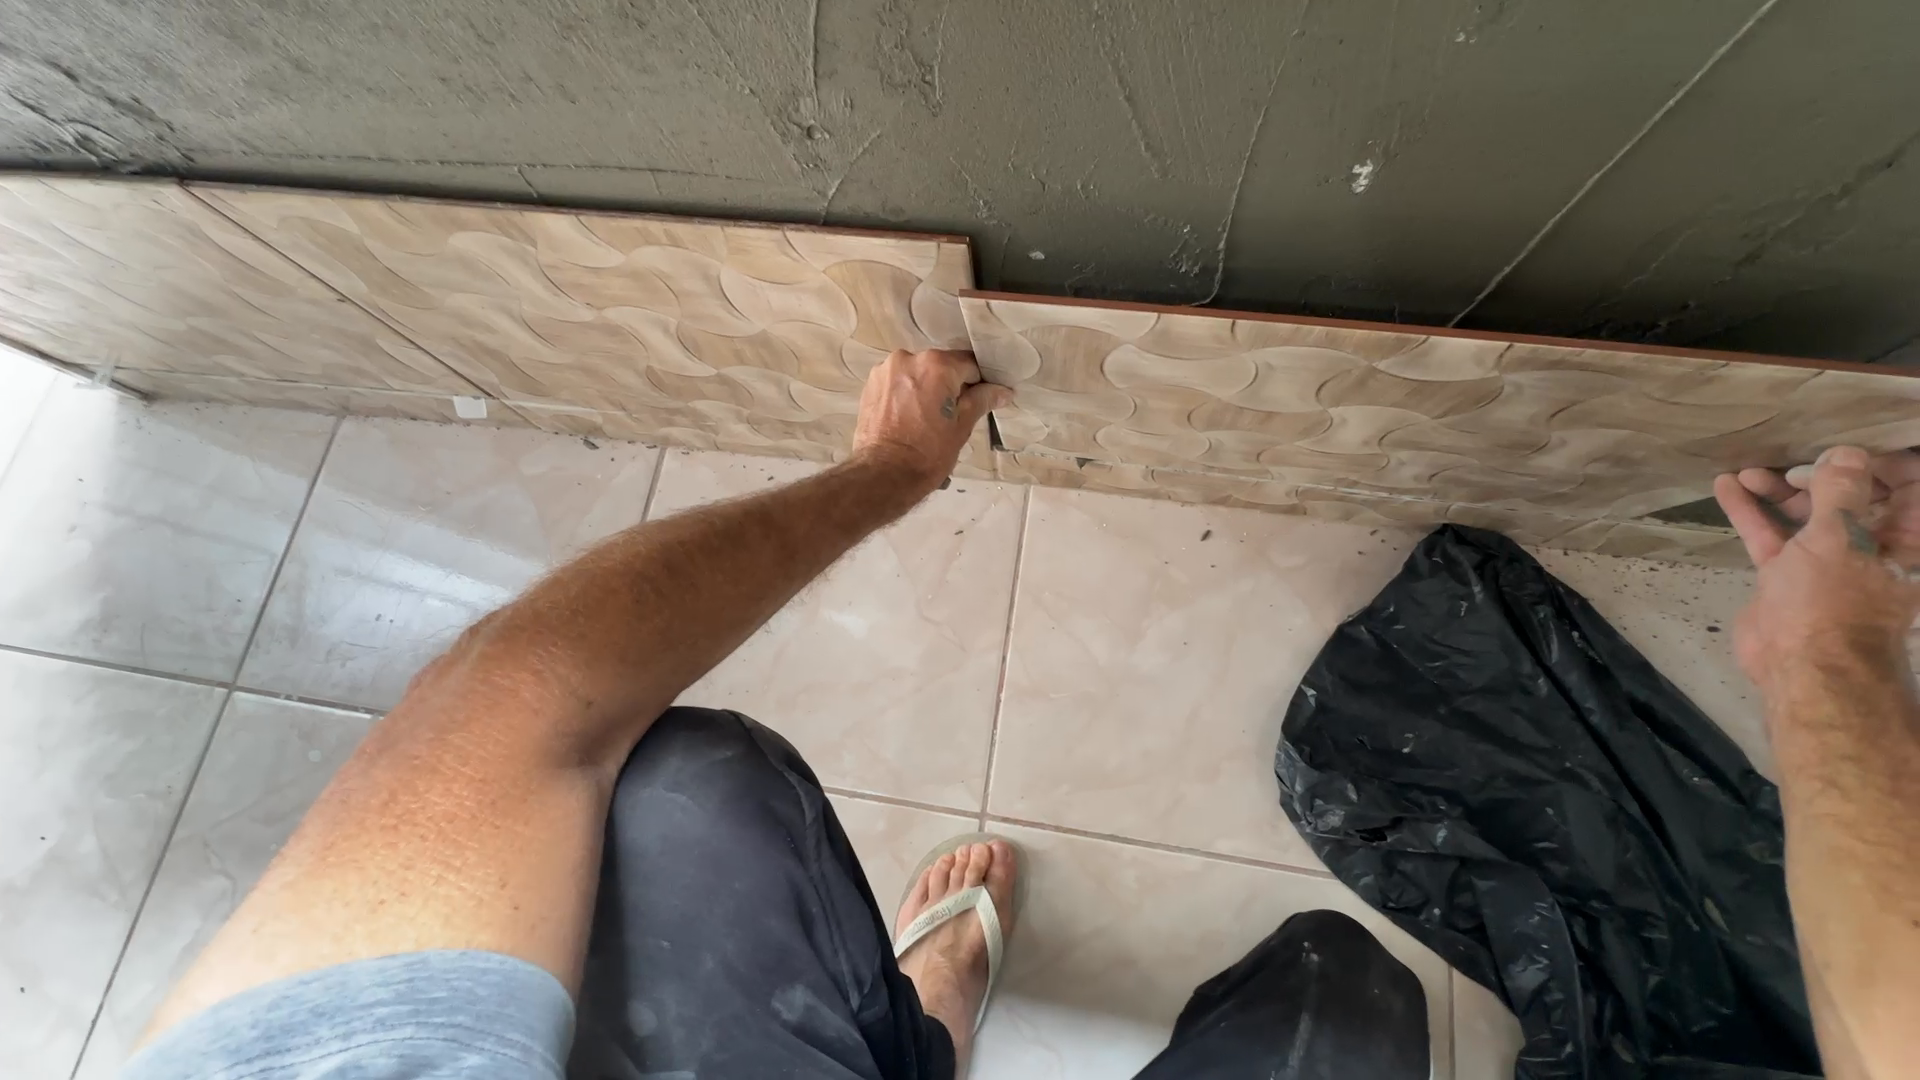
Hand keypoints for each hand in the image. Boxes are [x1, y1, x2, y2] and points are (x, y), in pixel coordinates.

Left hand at [850, 348, 1011, 493]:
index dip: (979, 383)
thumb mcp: (961, 427)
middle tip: (951, 416)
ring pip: (918, 374)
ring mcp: (886, 370)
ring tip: (926, 419)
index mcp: (937, 365)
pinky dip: (906, 394)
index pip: (970, 365)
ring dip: (926, 389)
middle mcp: (909, 358)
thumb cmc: (927, 454)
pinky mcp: (871, 384)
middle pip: (941, 367)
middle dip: (949, 386)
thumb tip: (1002, 391)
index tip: (980, 400)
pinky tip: (908, 417)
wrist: (883, 475)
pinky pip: (898, 382)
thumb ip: (982, 400)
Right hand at [1713, 446, 1919, 692]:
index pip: (1909, 484)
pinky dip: (1749, 509)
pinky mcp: (1786, 569)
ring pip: (1807, 512)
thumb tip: (1844, 454)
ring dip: (1779, 490)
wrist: (1801, 659)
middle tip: (1791, 467)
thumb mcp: (1840, 540)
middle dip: (1822, 473)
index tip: (1841, 450)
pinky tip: (1727, 487)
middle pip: (1853, 494)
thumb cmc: (1834, 599)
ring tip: (1748, 473)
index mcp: (1907, 536)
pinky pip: (1769, 532)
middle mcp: (1873, 542)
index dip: (1879, 462)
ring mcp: (1826, 556)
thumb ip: (1842, 494)